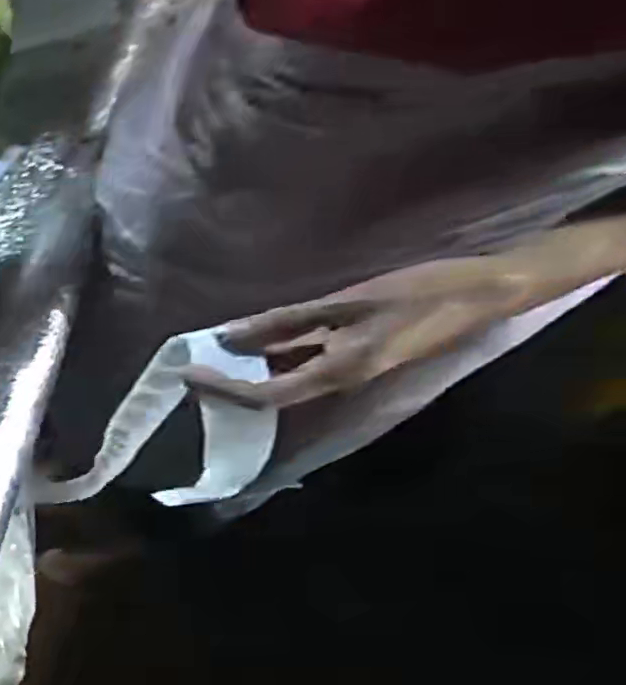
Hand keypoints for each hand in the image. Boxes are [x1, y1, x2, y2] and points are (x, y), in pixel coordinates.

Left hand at [181, 255, 554, 409]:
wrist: (497, 289)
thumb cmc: (424, 292)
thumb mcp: (346, 303)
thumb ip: (284, 320)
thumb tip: (227, 335)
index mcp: (336, 374)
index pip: (261, 395)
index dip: (221, 389)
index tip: (187, 374)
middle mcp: (335, 383)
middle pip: (266, 396)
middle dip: (224, 386)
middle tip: (187, 368)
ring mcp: (343, 374)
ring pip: (281, 380)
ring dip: (245, 372)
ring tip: (206, 356)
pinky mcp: (350, 361)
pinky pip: (299, 366)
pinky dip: (270, 358)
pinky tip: (247, 343)